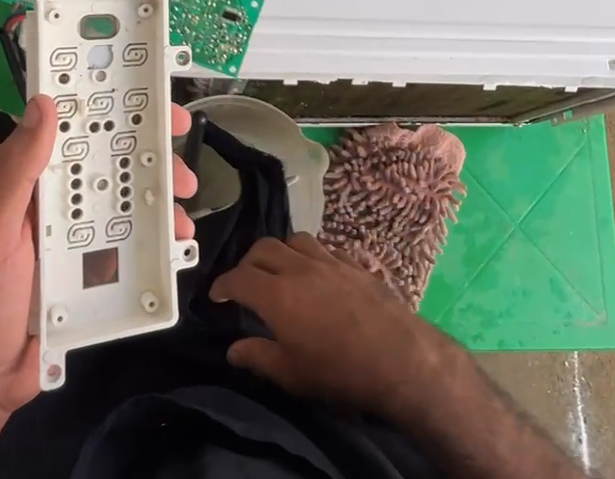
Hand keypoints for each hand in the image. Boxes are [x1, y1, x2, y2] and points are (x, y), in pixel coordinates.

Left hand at [0, 95, 198, 420]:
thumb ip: (13, 171)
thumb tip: (44, 103)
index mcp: (27, 183)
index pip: (71, 131)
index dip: (109, 109)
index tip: (150, 101)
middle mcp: (56, 203)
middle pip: (112, 165)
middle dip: (152, 155)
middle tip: (180, 159)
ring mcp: (77, 238)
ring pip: (130, 204)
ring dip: (162, 198)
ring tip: (185, 204)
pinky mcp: (95, 272)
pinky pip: (135, 246)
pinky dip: (160, 240)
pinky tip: (177, 242)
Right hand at [210, 233, 465, 416]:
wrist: (398, 357)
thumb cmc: (338, 371)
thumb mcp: (291, 374)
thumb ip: (258, 357)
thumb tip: (234, 349)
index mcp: (278, 295)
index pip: (240, 277)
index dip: (223, 284)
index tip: (216, 295)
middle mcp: (301, 269)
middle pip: (265, 248)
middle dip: (248, 261)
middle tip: (244, 281)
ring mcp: (331, 262)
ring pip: (297, 240)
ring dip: (281, 251)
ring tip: (280, 270)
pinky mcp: (356, 264)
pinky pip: (326, 248)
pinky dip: (311, 255)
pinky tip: (316, 273)